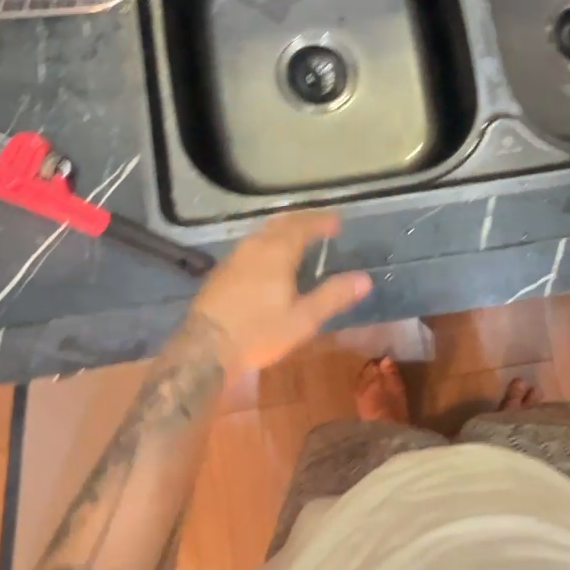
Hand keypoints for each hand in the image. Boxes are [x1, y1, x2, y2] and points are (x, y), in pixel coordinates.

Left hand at [188, 212, 372, 376]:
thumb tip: (364, 279)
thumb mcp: (302, 319)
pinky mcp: (222, 270)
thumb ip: (333, 296)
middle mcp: (255, 245)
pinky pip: (251, 245)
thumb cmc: (258, 333)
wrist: (204, 348)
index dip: (321, 221)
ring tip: (298, 238)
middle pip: (282, 224)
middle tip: (320, 225)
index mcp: (277, 252)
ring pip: (263, 233)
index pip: (303, 226)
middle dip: (303, 221)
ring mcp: (235, 256)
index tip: (337, 222)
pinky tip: (269, 259)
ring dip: (283, 230)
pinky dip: (268, 243)